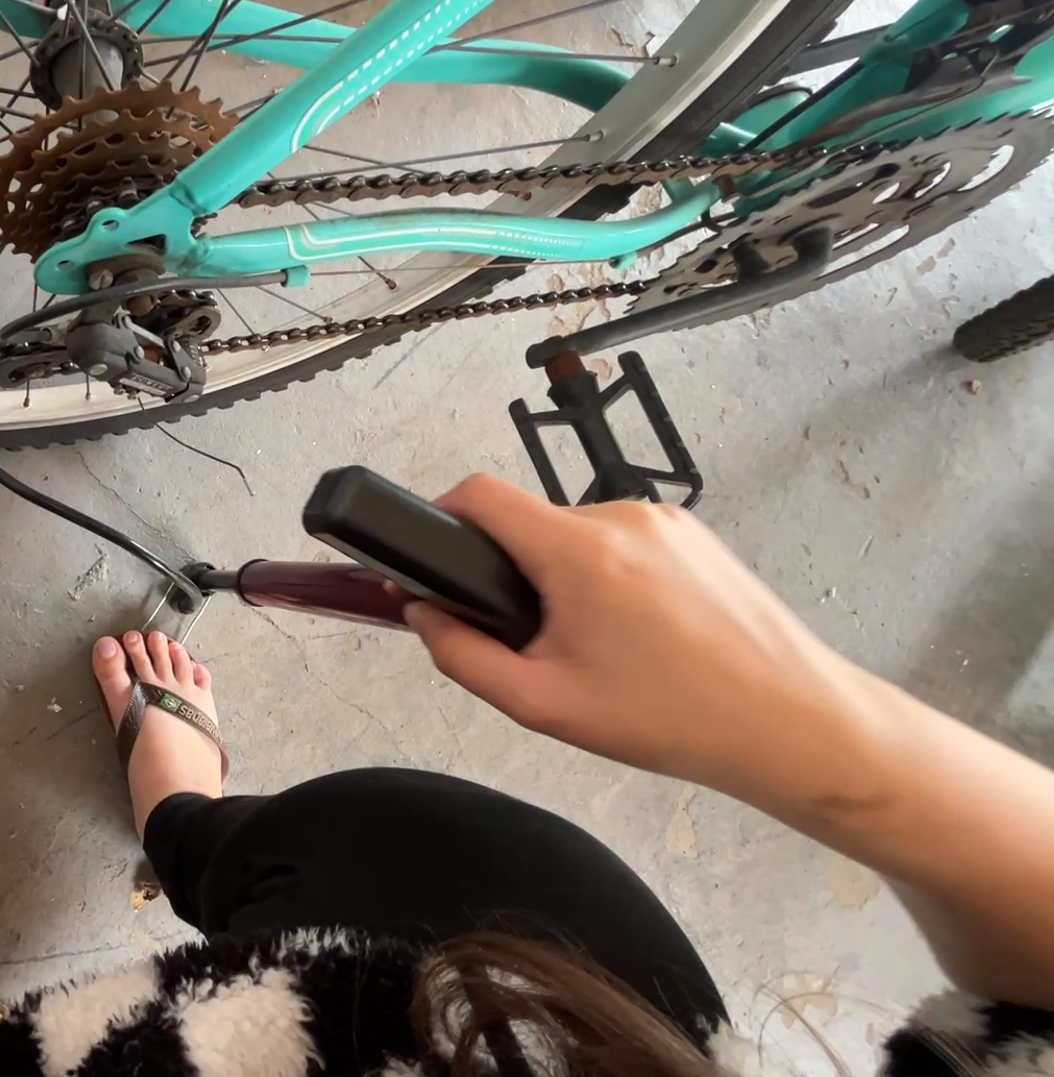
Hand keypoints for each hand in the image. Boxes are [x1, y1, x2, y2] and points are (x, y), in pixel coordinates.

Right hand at [400, 474, 891, 806]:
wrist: (801, 727)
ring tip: (581, 637)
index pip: (480, 495)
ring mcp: (662, 520)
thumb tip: (421, 613)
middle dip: (501, 566)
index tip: (428, 552)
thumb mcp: (539, 703)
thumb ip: (459, 655)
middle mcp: (621, 518)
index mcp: (579, 553)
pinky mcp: (689, 532)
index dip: (439, 514)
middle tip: (520, 630)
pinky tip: (621, 624)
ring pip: (565, 529)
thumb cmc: (669, 718)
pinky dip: (592, 570)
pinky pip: (610, 536)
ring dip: (549, 570)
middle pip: (521, 519)